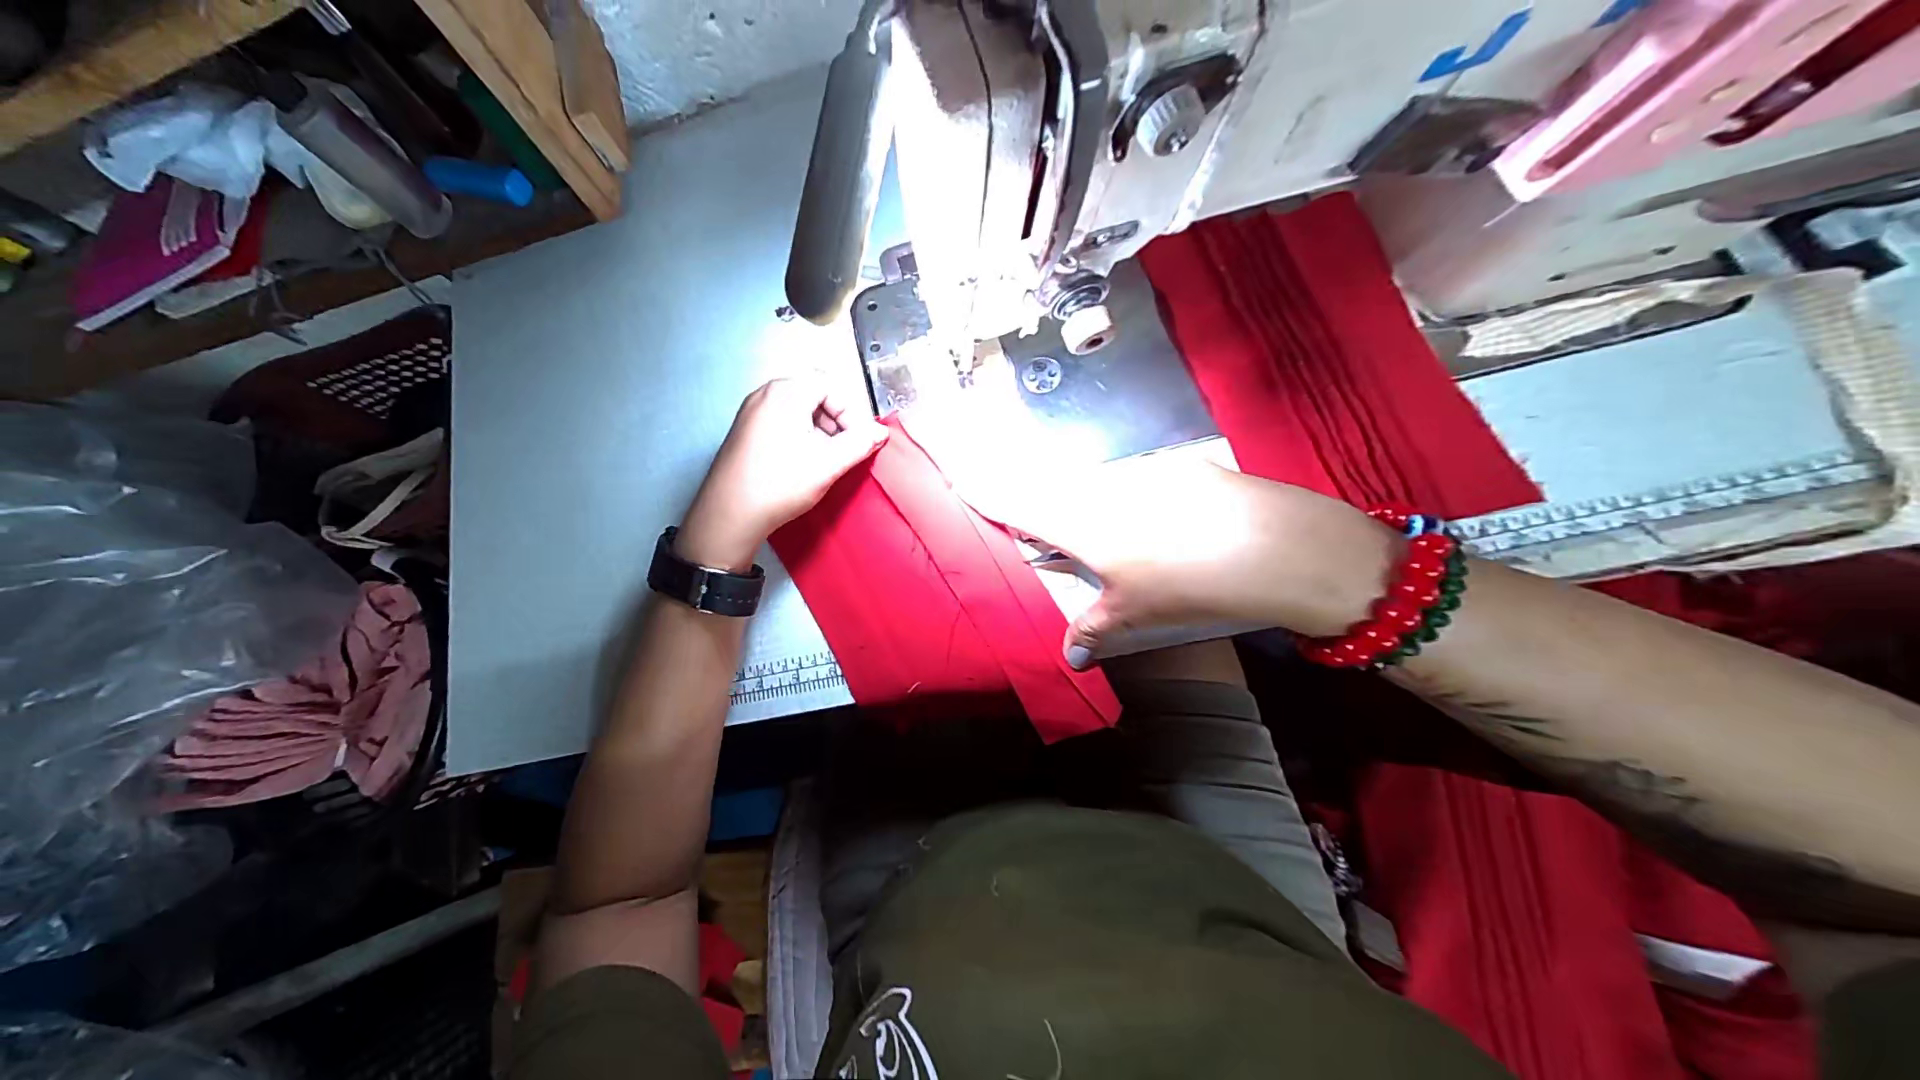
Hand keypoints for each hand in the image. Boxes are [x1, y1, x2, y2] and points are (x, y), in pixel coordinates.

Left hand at [677, 377, 888, 570]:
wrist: (730, 514)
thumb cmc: (777, 485)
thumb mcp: (829, 463)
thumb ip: (860, 443)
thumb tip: (878, 434)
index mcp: (785, 393)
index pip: (831, 386)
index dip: (851, 412)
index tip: (858, 439)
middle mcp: (764, 395)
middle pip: (814, 396)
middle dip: (836, 422)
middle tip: (845, 450)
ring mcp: (751, 413)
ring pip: (798, 411)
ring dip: (819, 432)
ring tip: (824, 461)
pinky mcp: (745, 432)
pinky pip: (781, 423)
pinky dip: (799, 438)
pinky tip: (802, 465)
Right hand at [974, 456, 1401, 667]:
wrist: (1282, 548)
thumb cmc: (1190, 586)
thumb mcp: (1137, 614)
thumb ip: (1094, 631)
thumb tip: (1070, 656)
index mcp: (1080, 521)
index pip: (1016, 500)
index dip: (984, 489)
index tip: (956, 474)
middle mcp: (1103, 486)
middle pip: (1048, 481)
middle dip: (1028, 492)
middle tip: (1023, 508)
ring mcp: (1144, 472)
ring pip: (1092, 480)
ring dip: (1079, 496)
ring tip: (1090, 524)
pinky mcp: (1182, 468)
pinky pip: (1133, 478)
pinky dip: (1123, 495)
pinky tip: (1149, 520)